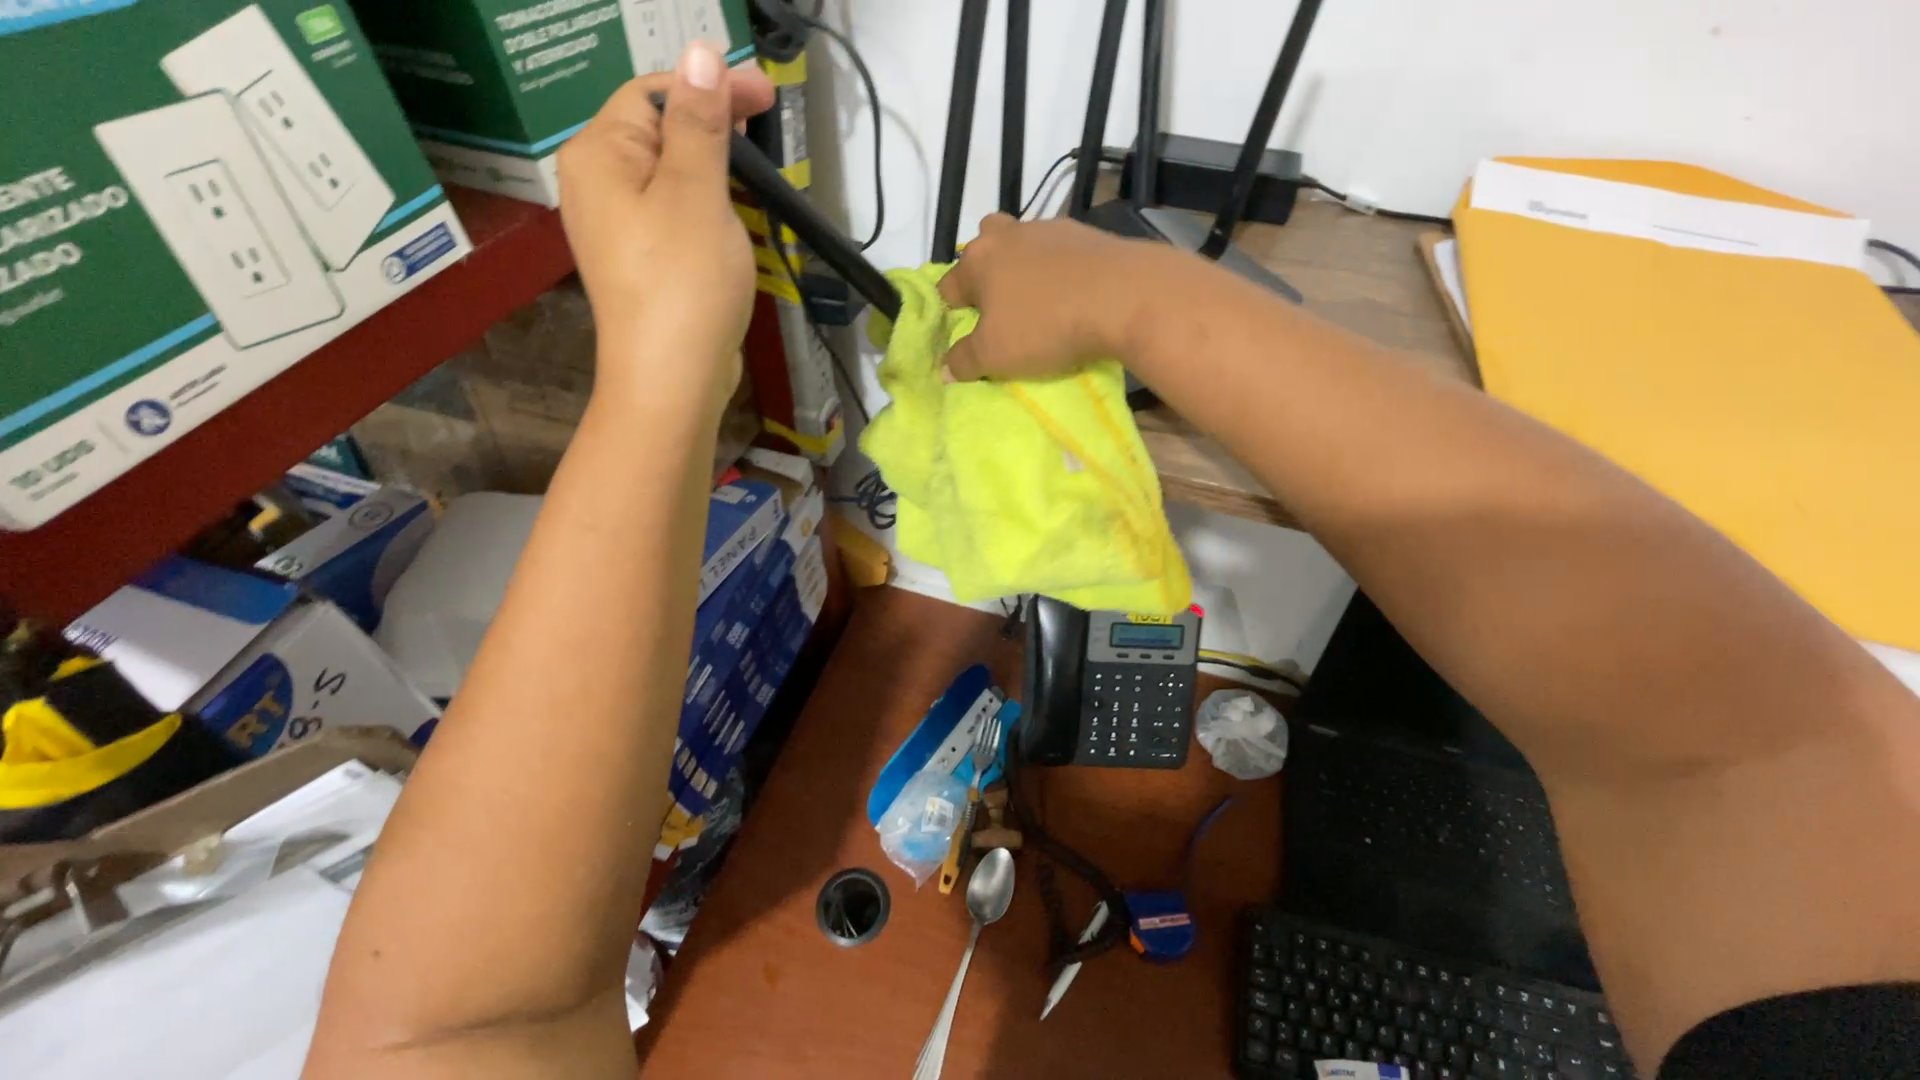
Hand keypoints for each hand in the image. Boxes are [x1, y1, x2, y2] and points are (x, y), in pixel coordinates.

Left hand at [558, 43, 774, 406]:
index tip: (768, 97)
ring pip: (670, 174)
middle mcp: (597, 183)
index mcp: (600, 154)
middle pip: (658, 131)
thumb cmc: (684, 281)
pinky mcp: (640, 260)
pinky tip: (733, 220)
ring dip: (715, 169)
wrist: (671, 379)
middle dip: (714, 127)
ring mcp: (617, 226)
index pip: (653, 92)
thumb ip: (698, 122)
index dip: (710, 86)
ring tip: (758, 180)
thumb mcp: (697, 192)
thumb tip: (698, 54)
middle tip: (768, 134)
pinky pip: (672, 213)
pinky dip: (706, 206)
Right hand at [937, 213, 1160, 380]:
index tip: (967, 336)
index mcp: (978, 260)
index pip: (948, 286)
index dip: (952, 313)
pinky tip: (1074, 294)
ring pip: (1024, 245)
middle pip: (984, 247)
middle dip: (987, 273)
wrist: (1125, 297)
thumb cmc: (1046, 326)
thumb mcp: (995, 356)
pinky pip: (1060, 252)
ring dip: (1025, 268)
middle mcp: (1008, 235)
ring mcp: (1049, 229)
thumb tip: (945, 367)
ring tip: (1041, 302)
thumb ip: (964, 360)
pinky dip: (1060, 269)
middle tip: (1002, 307)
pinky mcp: (1086, 234)